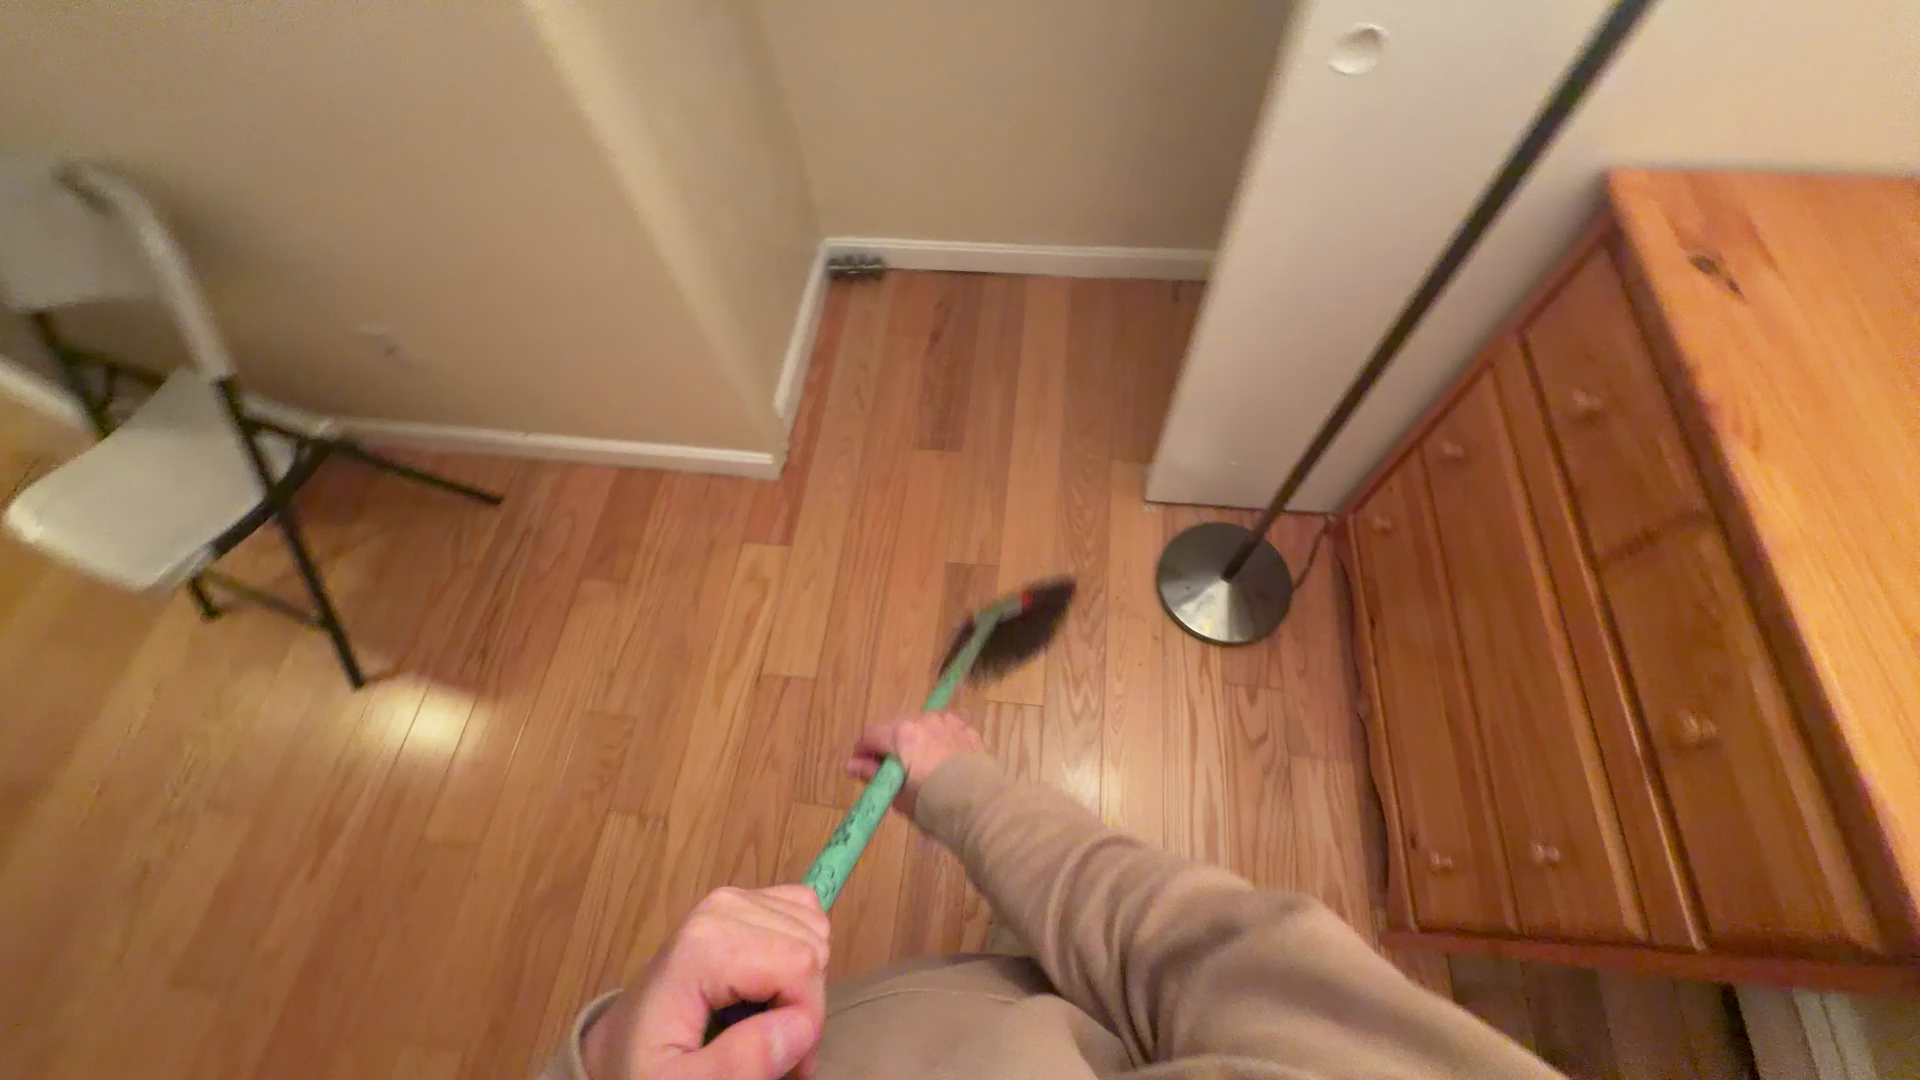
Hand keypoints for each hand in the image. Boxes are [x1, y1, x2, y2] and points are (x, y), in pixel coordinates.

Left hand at [580, 885, 828, 1079]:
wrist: (615, 1051)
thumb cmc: (643, 1072)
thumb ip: (737, 1065)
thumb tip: (800, 1024)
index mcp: (707, 944)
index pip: (802, 965)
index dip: (806, 1021)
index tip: (787, 1066)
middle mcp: (723, 905)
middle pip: (811, 944)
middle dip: (806, 1003)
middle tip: (779, 1049)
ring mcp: (733, 897)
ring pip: (814, 927)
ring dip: (805, 981)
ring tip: (771, 1020)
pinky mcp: (742, 899)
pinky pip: (803, 911)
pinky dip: (801, 951)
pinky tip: (771, 985)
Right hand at [844, 711, 983, 815]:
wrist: (980, 808)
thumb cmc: (933, 804)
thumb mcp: (898, 795)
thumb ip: (873, 774)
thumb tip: (851, 765)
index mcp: (901, 734)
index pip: (870, 734)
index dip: (863, 751)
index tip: (862, 768)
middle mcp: (923, 719)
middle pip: (895, 726)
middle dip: (889, 745)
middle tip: (892, 770)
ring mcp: (947, 722)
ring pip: (921, 724)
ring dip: (915, 739)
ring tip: (920, 765)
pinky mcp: (966, 729)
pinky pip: (944, 729)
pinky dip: (937, 740)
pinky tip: (942, 761)